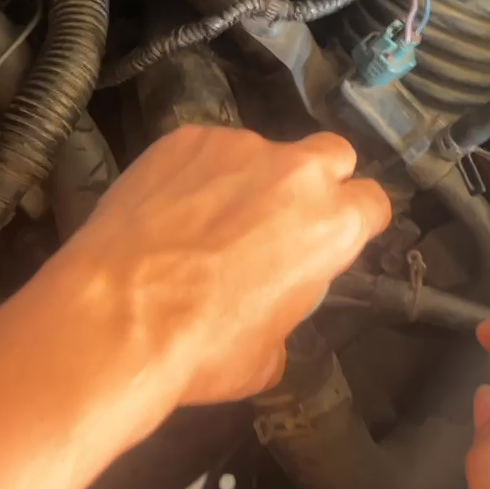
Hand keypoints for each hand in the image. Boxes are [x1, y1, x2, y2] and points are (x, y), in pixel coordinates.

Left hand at [43, 127, 389, 407]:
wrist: (118, 309)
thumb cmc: (201, 344)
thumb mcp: (269, 352)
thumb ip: (289, 305)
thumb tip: (270, 299)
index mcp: (331, 224)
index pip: (372, 201)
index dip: (353, 220)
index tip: (330, 236)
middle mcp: (292, 171)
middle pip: (330, 153)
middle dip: (316, 179)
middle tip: (280, 214)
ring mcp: (235, 145)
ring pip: (258, 150)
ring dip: (244, 176)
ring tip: (202, 217)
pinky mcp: (184, 136)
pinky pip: (204, 148)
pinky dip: (195, 171)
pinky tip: (167, 205)